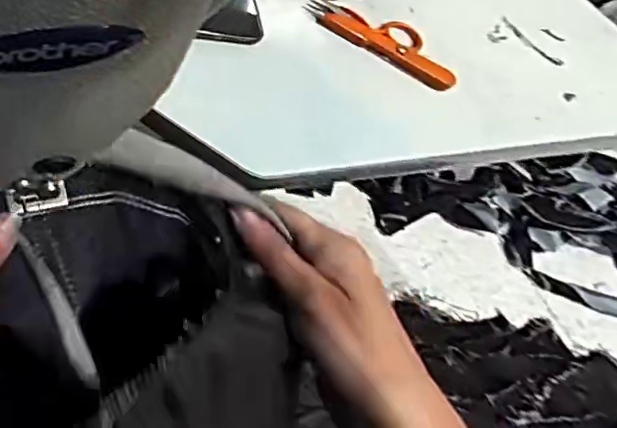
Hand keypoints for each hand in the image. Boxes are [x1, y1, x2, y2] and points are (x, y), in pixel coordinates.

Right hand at [235, 203, 462, 427]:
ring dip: (264, 272)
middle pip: (283, 235)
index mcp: (338, 245)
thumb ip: (274, 252)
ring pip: (285, 264)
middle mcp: (337, 260)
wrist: (395, 416)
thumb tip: (243, 212)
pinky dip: (275, 294)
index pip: (282, 210)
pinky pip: (292, 290)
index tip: (221, 220)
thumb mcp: (310, 296)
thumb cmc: (364, 358)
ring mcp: (333, 288)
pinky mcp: (327, 314)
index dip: (250, 213)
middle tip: (230, 258)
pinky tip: (265, 306)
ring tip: (244, 283)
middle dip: (255, 245)